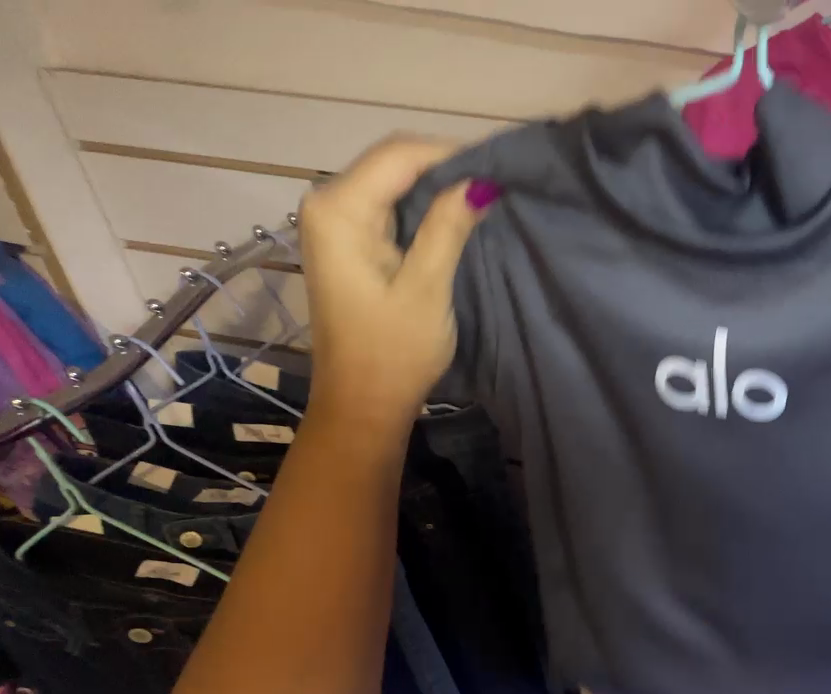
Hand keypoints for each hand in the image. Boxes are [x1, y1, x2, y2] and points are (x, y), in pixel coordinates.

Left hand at [296, 135, 494, 427]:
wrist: (363, 402)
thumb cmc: (394, 351)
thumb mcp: (427, 288)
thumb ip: (447, 228)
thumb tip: (480, 182)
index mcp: (339, 210)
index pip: (399, 155)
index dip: (452, 153)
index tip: (502, 166)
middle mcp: (328, 204)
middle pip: (393, 162)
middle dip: (446, 166)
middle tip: (500, 181)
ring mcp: (336, 223)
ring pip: (394, 183)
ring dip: (438, 187)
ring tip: (488, 196)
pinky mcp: (350, 243)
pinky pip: (390, 207)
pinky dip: (425, 207)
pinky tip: (458, 218)